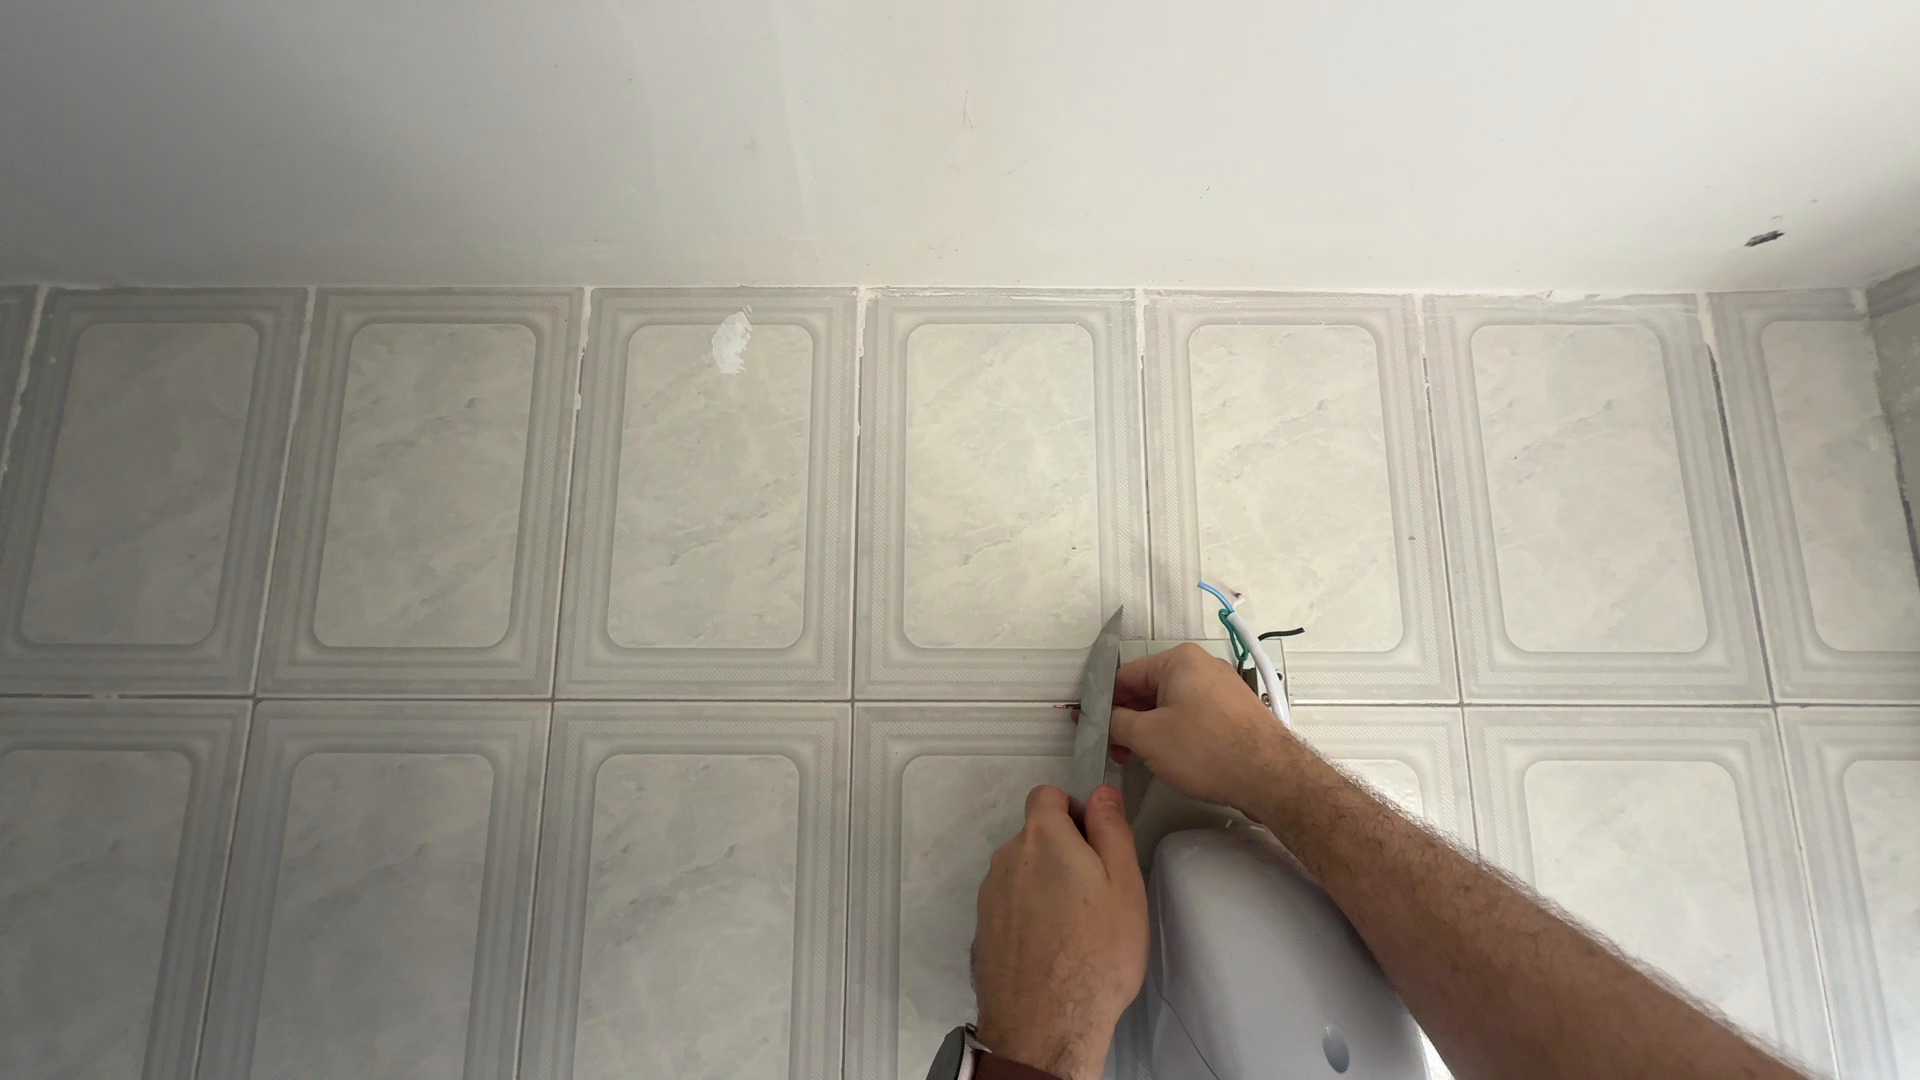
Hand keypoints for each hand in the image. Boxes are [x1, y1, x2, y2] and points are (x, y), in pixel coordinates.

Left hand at [972, 784, 1147, 1079]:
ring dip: (1045, 884)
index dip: (1074, 810)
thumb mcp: (1123, 884)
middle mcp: (1007, 856)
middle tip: (1095, 892)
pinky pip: (1011, 904)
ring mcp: (990, 894)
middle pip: (1036, 835)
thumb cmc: (1095, 953)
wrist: (1045, 1027)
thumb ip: (1111, 829)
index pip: (1048, 795)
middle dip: (1063, 850)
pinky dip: (1029, 914)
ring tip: (1076, 927)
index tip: (1095, 842)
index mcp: (1041, 837)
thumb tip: (1103, 792)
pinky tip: (1052, 948)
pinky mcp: (984, 928)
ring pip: (1023, 871)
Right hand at [1109, 642, 1298, 810]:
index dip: (1103, 703)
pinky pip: (1193, 715)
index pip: (1125, 676)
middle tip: (1115, 750)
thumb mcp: (1147, 736)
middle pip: (1149, 690)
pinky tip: (1170, 758)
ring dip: (1150, 730)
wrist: (1272, 778)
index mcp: (1178, 660)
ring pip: (1171, 705)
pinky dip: (1175, 733)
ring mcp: (1222, 688)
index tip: (1090, 726)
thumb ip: (1114, 723)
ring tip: (1140, 758)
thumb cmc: (1207, 750)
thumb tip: (1097, 718)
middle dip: (1128, 720)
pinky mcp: (1235, 712)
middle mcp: (1202, 666)